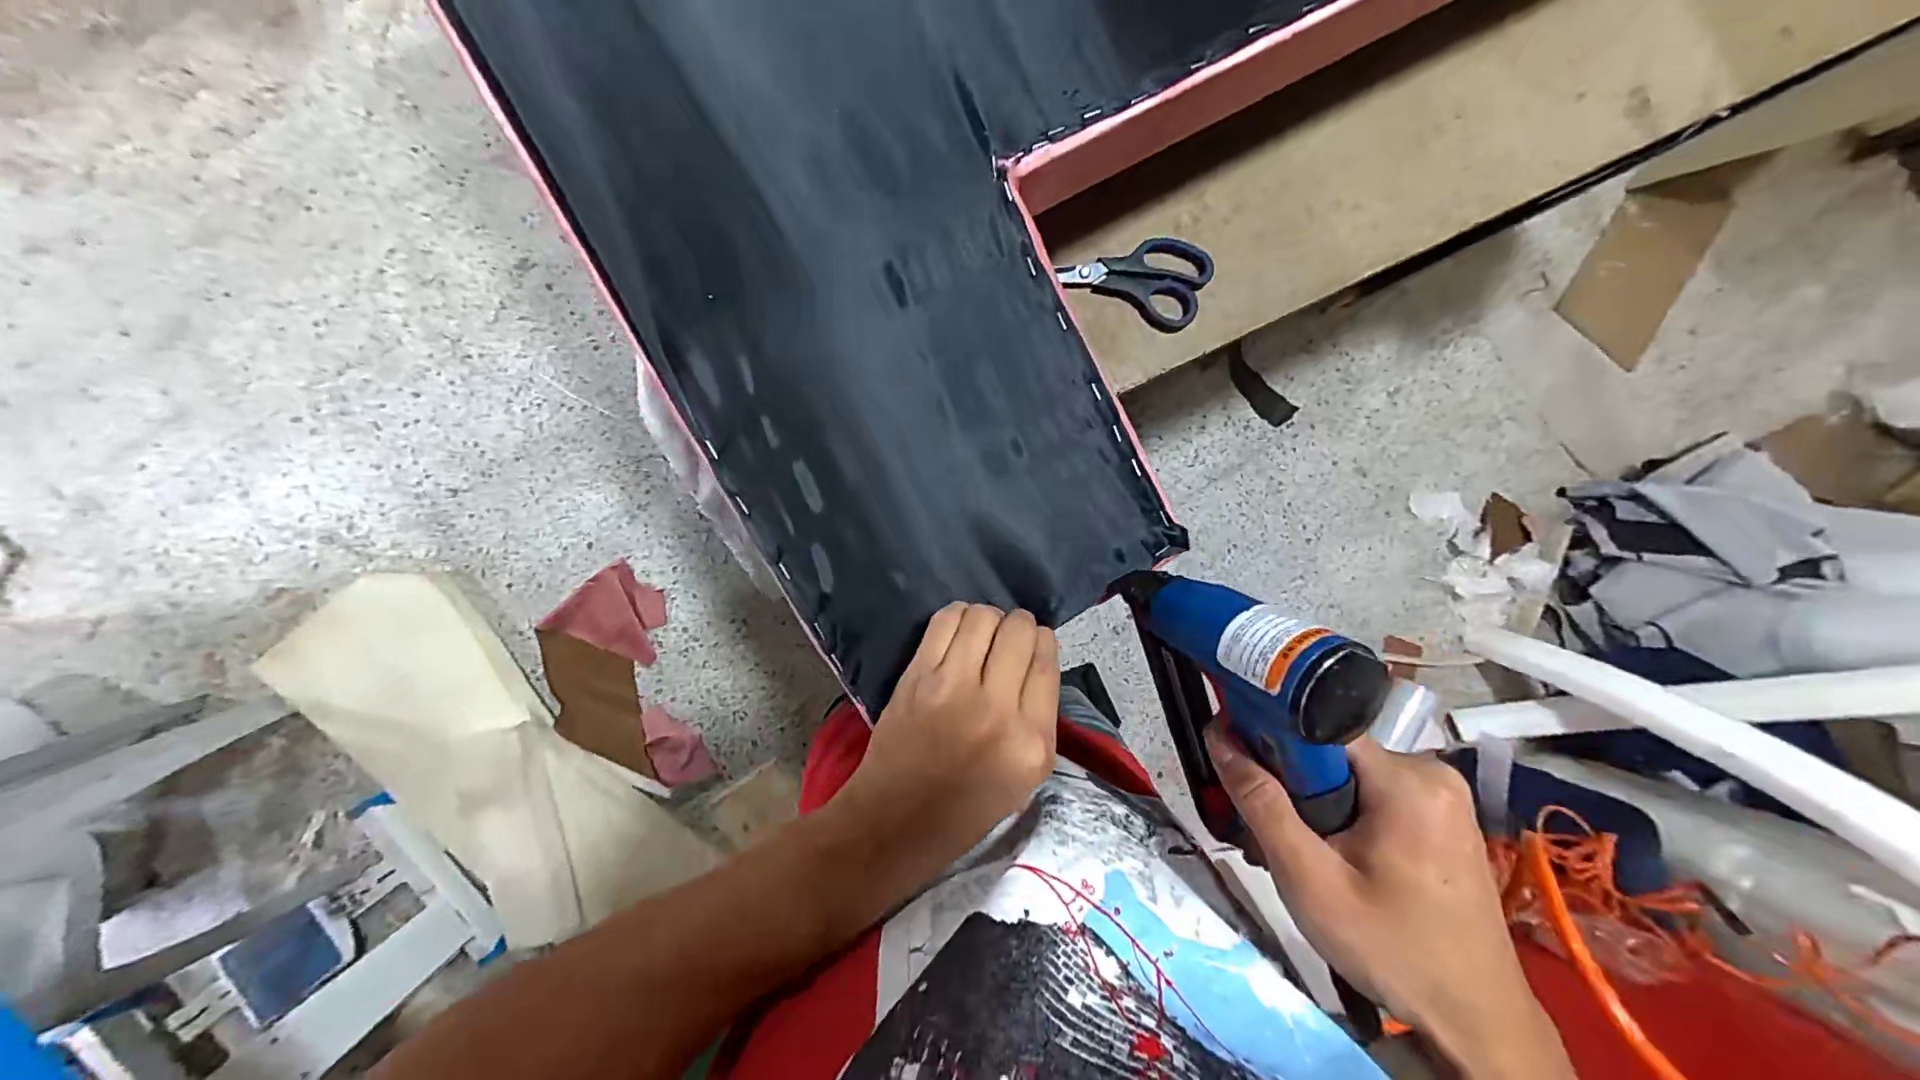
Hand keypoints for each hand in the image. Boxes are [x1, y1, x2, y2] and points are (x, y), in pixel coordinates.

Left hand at [832, 603, 1059, 875]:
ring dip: (988, 616)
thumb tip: (1033, 661)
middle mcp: (999, 710)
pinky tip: (959, 628)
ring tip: (983, 631)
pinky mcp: (918, 677)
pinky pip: (946, 620)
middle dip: (1019, 624)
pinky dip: (958, 615)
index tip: (1035, 641)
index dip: (1042, 641)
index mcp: (1033, 742)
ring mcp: (954, 689)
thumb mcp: (1026, 777)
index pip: (1046, 664)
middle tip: (1009, 634)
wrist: (897, 819)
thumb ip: (1038, 720)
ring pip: (983, 618)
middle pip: (1019, 633)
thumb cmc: (965, 807)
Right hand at [1206, 729, 1572, 1079]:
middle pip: (1329, 752)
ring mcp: (1440, 796)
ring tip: (1288, 854)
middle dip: (1287, 787)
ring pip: (1346, 776)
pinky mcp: (1439, 818)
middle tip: (1261, 833)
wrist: (1477, 1022)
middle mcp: (1431, 772)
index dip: (1269, 738)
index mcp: (1408, 777)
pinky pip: (1371, 797)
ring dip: (1309, 807)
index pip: (1317, 726)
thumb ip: (1260, 803)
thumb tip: (1219, 737)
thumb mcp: (1309, 879)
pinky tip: (1324, 858)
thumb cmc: (1392, 949)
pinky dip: (1338, 818)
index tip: (1234, 762)